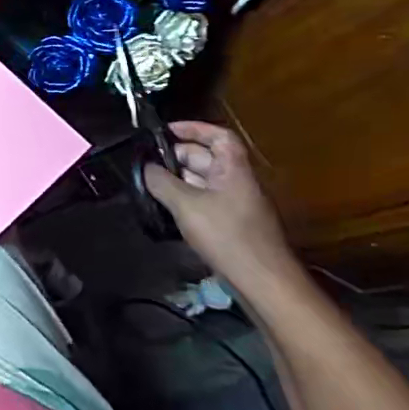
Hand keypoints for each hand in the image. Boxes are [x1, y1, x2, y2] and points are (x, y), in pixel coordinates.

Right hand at [143, 122, 296, 284]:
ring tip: (151, 185)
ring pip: (203, 182)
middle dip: (178, 156)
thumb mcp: (187, 205)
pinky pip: (205, 203)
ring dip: (179, 181)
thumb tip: (145, 167)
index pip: (217, 135)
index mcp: (233, 167)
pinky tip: (167, 210)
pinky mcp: (232, 226)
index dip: (193, 128)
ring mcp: (236, 204)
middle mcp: (237, 181)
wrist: (262, 281)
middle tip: (149, 162)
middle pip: (207, 158)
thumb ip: (162, 183)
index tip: (166, 131)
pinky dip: (186, 201)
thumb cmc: (227, 235)